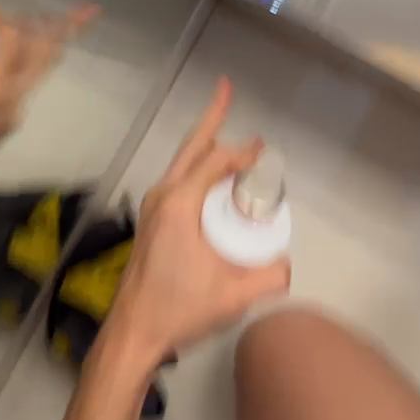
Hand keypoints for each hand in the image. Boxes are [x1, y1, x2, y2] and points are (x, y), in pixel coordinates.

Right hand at [0, 5, 95, 200]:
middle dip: (66, 30)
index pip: (12, 41)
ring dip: (48, 47)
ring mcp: (10, 117)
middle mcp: (10, 102)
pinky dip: (27, 65)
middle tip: (88, 9)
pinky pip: (23, 87)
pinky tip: (17, 55)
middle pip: (45, 58)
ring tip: (66, 24)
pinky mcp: (3, 127)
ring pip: (39, 74)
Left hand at [105, 79, 292, 368]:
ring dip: (206, 146)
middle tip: (225, 89)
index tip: (262, 150)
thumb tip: (286, 261)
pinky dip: (198, 168)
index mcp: (179, 204)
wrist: (134, 331)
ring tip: (228, 133)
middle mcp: (163, 196)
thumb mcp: (234, 295)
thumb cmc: (180, 308)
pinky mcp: (152, 220)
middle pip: (191, 148)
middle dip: (212, 118)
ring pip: (182, 163)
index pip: (214, 162)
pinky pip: (179, 180)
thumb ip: (270, 277)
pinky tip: (213, 179)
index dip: (241, 152)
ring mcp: (153, 207)